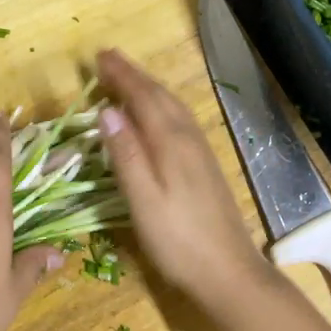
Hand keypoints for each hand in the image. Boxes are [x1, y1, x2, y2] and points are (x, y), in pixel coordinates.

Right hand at [97, 48, 274, 303]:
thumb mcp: (143, 201)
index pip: (142, 97)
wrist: (231, 274)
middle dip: (133, 74)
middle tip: (108, 57)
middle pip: (158, 95)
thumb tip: (106, 111)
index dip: (120, 75)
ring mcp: (200, 150)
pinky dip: (161, 103)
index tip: (99, 56)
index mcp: (170, 142)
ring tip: (127, 76)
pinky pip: (179, 117)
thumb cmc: (179, 240)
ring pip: (172, 105)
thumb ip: (125, 154)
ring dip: (148, 86)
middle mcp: (187, 137)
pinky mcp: (205, 164)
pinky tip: (157, 113)